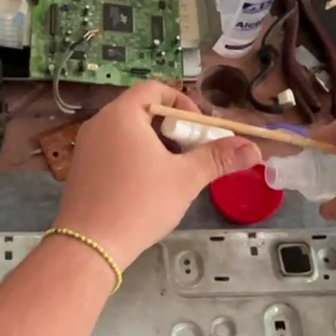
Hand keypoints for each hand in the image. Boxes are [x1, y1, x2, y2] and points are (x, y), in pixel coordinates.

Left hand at [55, 83, 260, 263]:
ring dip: (154, 145)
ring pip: (127, 133)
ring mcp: (87, 147)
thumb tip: (253, 148)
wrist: (89, 246)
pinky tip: (146, 188)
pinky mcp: (81, 170)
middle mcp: (99, 123)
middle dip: (172, 129)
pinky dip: (133, 159)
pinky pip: (112, 151)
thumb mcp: (185, 178)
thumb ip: (218, 158)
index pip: (154, 89)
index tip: (198, 130)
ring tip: (173, 173)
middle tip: (191, 154)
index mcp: (121, 115)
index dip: (182, 103)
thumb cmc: (139, 204)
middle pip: (141, 110)